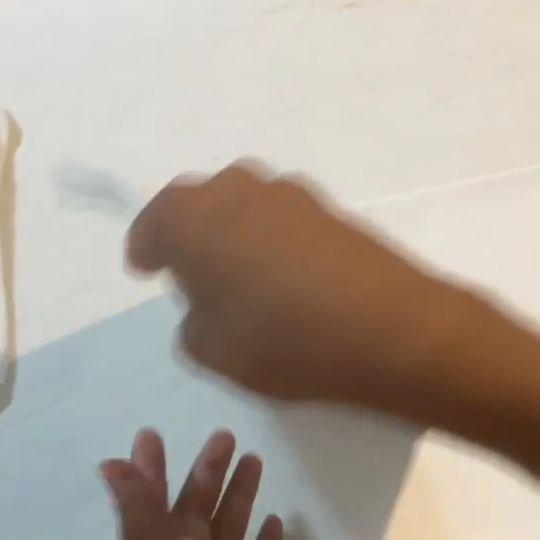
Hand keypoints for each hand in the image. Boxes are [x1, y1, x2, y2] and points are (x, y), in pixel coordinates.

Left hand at [101, 428, 309, 539]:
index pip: (156, 510)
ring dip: (238, 504)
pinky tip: (280, 525)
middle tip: (223, 436)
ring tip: (255, 463)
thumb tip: (110, 467)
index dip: (151, 472)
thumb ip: (145, 526)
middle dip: (205, 477)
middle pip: (197, 520)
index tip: (151, 433)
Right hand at [125, 163, 497, 408]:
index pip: (157, 220)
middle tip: (198, 275)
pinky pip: (291, 224)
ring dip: (242, 235)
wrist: (391, 328)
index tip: (148, 269)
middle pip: (206, 204)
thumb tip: (210, 305)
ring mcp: (298, 197)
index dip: (149, 246)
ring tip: (248, 281)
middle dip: (196, 234)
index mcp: (195, 214)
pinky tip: (292, 280)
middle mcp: (244, 190)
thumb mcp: (211, 350)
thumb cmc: (284, 339)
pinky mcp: (339, 214)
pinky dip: (281, 244)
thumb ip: (194, 321)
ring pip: (252, 208)